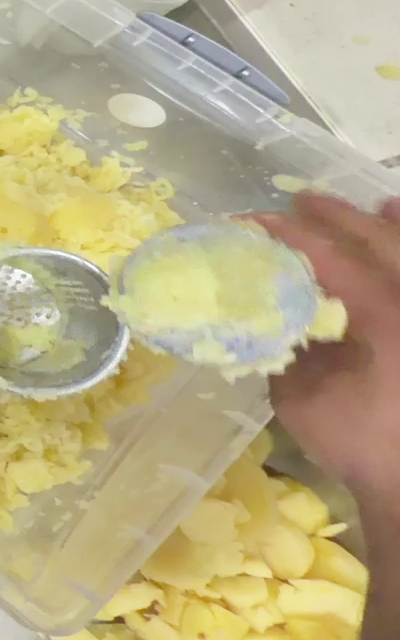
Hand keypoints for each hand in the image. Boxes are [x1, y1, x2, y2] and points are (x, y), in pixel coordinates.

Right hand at [254, 194, 399, 505]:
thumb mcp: (309, 389)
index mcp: (383, 319)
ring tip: (379, 204)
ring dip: (393, 231)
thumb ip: (297, 341)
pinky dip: (396, 264)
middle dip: (344, 220)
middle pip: (385, 249)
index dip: (295, 236)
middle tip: (302, 201)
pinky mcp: (387, 338)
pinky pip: (397, 289)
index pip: (339, 261)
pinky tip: (397, 235)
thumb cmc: (359, 438)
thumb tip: (267, 300)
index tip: (254, 219)